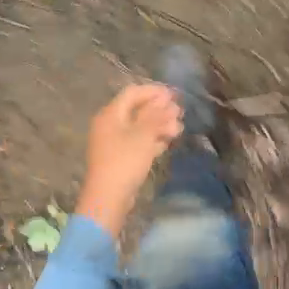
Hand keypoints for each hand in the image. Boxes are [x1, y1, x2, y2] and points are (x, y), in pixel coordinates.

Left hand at [75, 84, 182, 237]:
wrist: (108, 197)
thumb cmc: (125, 161)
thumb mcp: (143, 135)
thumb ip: (156, 116)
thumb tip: (168, 102)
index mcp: (110, 114)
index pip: (132, 93)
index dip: (154, 91)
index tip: (174, 94)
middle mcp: (109, 124)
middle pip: (136, 109)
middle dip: (159, 110)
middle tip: (180, 112)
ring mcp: (113, 142)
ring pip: (138, 127)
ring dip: (158, 125)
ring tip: (179, 128)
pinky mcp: (119, 157)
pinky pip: (137, 141)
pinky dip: (152, 139)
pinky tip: (167, 142)